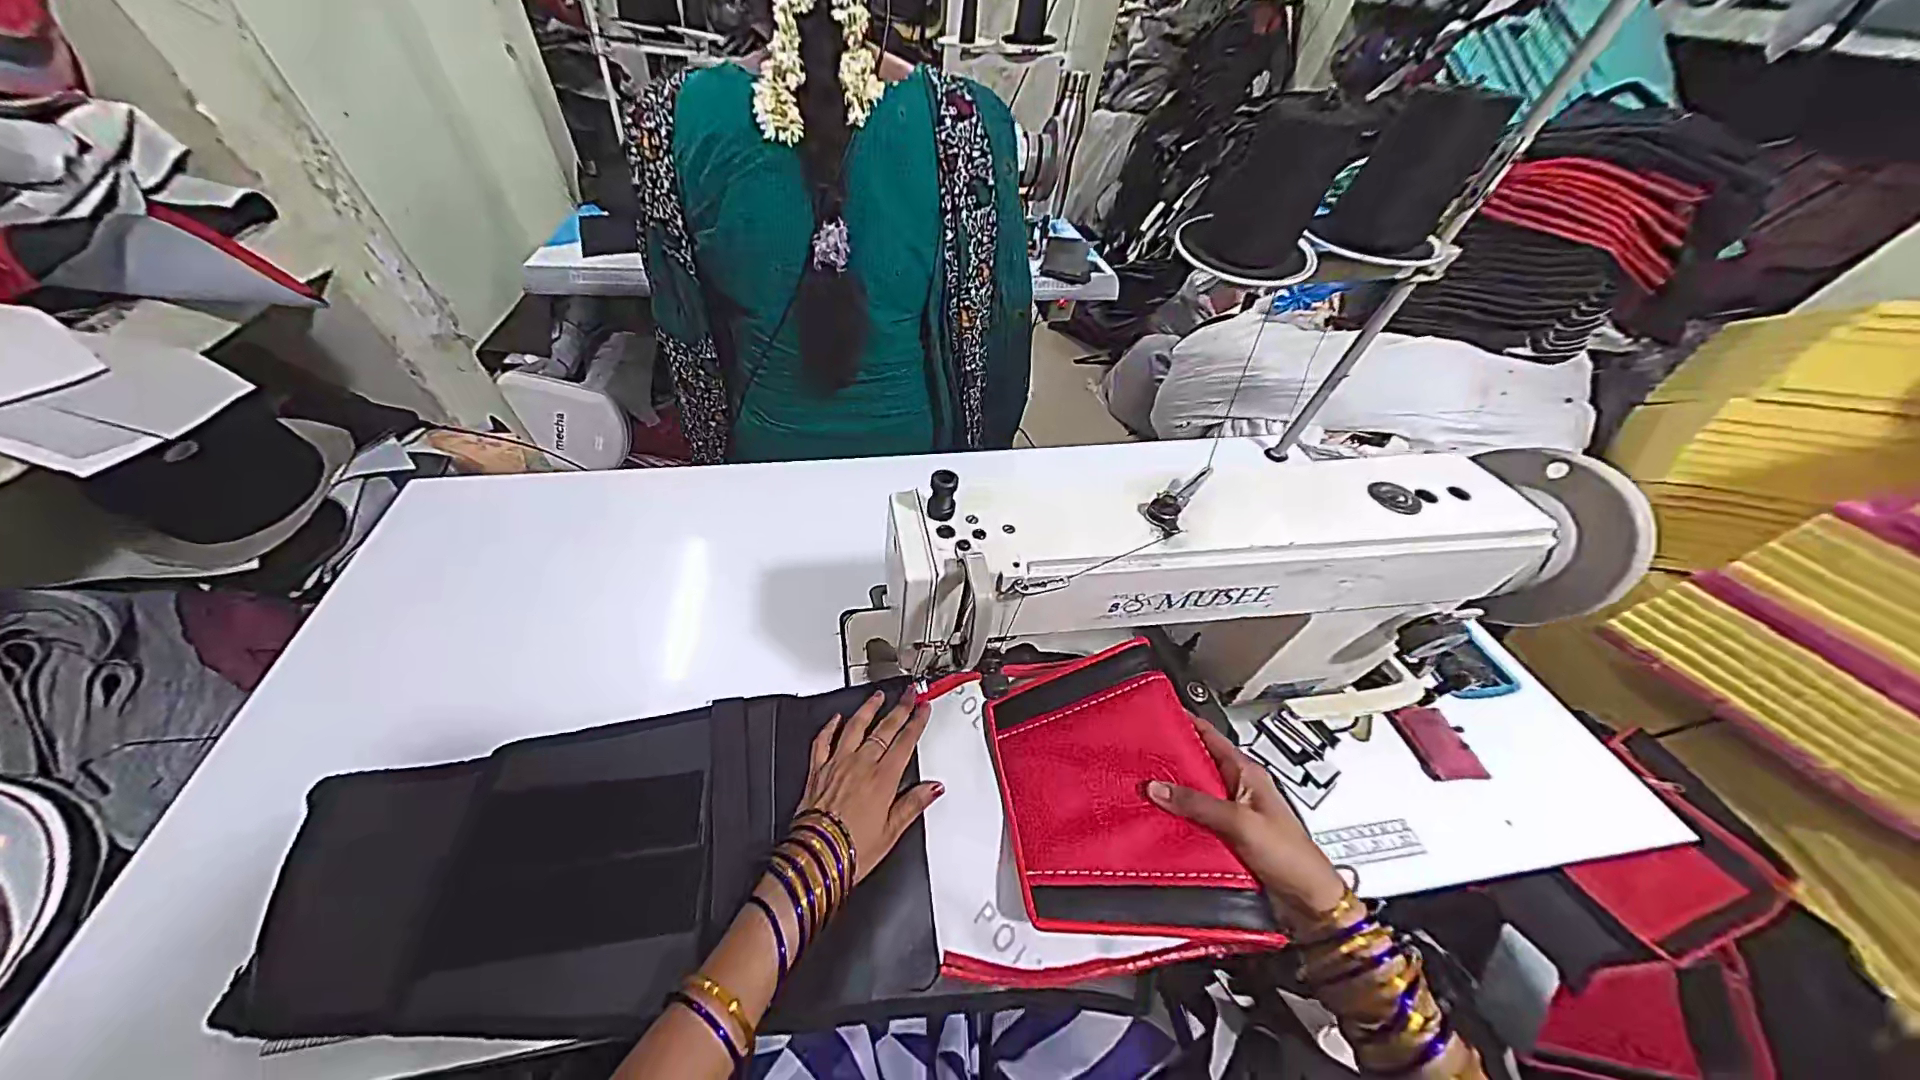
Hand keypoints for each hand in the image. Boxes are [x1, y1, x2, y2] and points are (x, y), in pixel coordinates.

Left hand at [797, 688, 942, 884]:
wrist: (816, 858)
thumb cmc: (851, 850)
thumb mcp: (892, 831)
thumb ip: (913, 804)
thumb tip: (932, 788)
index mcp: (882, 779)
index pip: (905, 741)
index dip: (916, 722)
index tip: (923, 709)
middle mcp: (860, 766)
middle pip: (884, 728)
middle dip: (900, 708)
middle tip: (909, 694)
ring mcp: (837, 764)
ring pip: (855, 727)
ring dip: (868, 709)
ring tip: (877, 697)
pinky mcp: (817, 771)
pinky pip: (823, 741)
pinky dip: (829, 727)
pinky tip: (835, 719)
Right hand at [1146, 718, 1347, 923]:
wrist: (1310, 901)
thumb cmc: (1292, 856)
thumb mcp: (1239, 822)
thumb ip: (1197, 803)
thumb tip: (1159, 787)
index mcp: (1247, 772)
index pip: (1210, 735)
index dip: (1185, 722)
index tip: (1160, 715)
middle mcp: (1238, 787)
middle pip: (1197, 763)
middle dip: (1171, 760)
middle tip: (1143, 756)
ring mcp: (1232, 811)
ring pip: (1194, 793)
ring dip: (1173, 792)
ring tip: (1147, 788)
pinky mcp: (1227, 834)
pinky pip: (1196, 818)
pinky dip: (1179, 817)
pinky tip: (1163, 820)